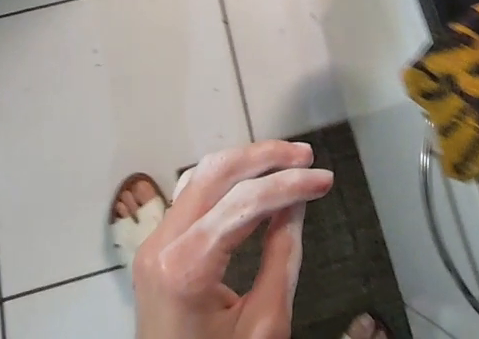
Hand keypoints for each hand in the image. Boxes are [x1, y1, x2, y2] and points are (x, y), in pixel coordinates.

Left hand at [133, 140, 334, 338]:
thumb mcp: (263, 326)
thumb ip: (281, 259)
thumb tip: (296, 203)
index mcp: (185, 267)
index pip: (243, 203)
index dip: (289, 184)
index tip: (325, 179)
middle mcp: (161, 243)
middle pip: (215, 174)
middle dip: (264, 158)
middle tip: (306, 156)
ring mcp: (153, 243)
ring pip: (200, 178)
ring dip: (245, 164)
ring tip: (286, 161)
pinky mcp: (157, 248)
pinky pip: (190, 198)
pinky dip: (224, 182)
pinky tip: (252, 180)